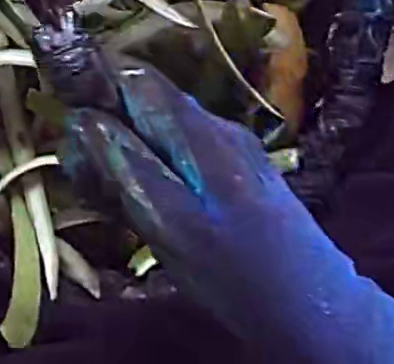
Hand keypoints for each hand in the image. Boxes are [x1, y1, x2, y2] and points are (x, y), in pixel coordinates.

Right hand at [63, 57, 393, 363]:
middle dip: (106, 120)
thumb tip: (82, 117)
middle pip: (142, 97)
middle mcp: (214, 125)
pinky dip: (152, 160)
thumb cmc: (238, 276)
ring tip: (110, 188)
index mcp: (197, 130)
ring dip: (126, 143)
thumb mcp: (167, 222)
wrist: (327, 319)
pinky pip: (180, 145)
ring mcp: (229, 145)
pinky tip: (146, 198)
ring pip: (158, 123)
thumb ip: (123, 163)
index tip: (66, 105)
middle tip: (85, 164)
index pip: (133, 75)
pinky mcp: (237, 168)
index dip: (94, 79)